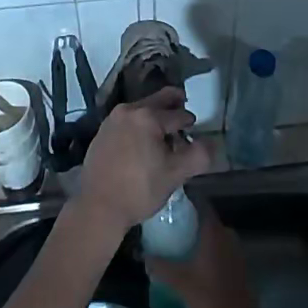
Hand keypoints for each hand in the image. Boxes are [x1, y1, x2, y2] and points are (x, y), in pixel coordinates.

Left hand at [74, 87, 211, 235]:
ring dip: (155, 116)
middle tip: (183, 106)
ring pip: (141, 110)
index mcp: (147, 116)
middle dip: (173, 103)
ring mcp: (112, 120)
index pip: (178, 114)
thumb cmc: (139, 189)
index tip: (194, 129)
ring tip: (164, 131)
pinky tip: (142, 143)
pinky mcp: (101, 132)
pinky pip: (127, 121)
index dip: (190, 122)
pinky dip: (139, 125)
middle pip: (157, 101)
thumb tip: (210, 144)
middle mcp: (128, 110)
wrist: (97, 206)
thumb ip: (198, 156)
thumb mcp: (175, 174)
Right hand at [146, 202, 259, 307]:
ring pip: (211, 234)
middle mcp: (226, 234)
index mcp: (214, 231)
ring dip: (195, 235)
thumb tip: (141, 253)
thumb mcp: (179, 281)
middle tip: (165, 223)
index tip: (167, 200)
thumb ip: (160, 265)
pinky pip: (217, 247)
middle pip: (204, 217)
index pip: (200, 201)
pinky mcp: (237, 264)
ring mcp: (234, 249)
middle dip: (186, 218)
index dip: (184, 198)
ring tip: (173, 242)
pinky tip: (190, 260)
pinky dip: (204, 248)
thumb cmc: (210, 298)